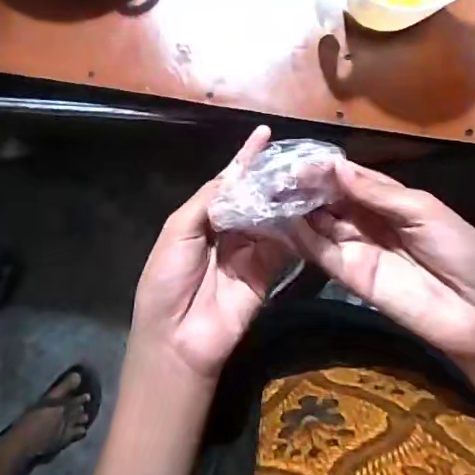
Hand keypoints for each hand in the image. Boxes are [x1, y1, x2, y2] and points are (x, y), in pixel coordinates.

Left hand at [132, 126, 294, 380]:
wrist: (177, 340)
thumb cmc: (167, 280)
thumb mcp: (178, 232)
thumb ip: (208, 201)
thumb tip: (236, 174)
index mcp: (203, 217)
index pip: (228, 182)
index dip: (245, 159)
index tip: (265, 134)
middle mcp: (229, 229)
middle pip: (254, 196)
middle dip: (271, 177)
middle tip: (297, 157)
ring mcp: (250, 250)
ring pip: (272, 217)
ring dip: (286, 198)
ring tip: (307, 175)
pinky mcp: (268, 272)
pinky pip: (283, 245)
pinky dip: (294, 228)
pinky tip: (307, 208)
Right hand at [291, 161, 474, 366]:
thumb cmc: (461, 250)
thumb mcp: (423, 211)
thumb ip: (377, 192)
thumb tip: (335, 166)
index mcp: (390, 200)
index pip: (350, 177)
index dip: (326, 168)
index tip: (299, 159)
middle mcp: (368, 220)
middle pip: (330, 199)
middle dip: (306, 186)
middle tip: (276, 175)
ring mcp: (357, 248)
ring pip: (320, 222)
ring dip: (298, 207)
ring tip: (271, 192)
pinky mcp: (348, 275)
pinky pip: (321, 252)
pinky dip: (301, 236)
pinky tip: (282, 220)